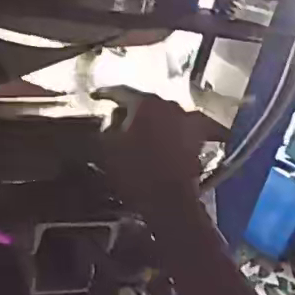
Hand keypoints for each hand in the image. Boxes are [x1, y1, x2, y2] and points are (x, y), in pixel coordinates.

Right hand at [97, 89, 224, 216]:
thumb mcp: (106, 148)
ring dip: (152, 120)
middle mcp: (170, 106)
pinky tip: (162, 142)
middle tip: (117, 117)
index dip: (105, 93)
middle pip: (145, 101)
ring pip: (164, 115)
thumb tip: (111, 120)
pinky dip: (170, 134)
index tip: (96, 96)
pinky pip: (180, 131)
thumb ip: (106, 128)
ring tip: (140, 129)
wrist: (169, 202)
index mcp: (145, 103)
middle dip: (131, 109)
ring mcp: (188, 122)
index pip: (121, 91)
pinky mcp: (198, 141)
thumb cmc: (134, 172)